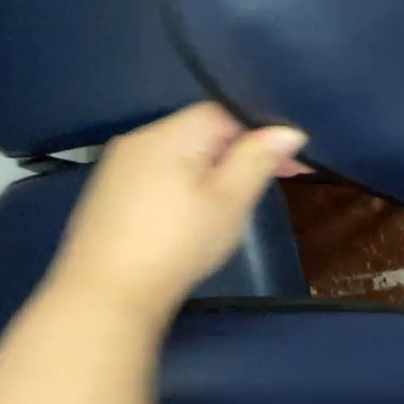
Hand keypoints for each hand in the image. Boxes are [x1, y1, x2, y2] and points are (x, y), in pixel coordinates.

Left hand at [50, 103, 307, 322]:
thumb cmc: (179, 242)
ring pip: (185, 151)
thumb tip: (289, 130)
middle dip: (245, 148)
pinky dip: (194, 178)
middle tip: (282, 177)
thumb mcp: (231, 199)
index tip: (295, 159)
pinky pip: (165, 169)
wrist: (108, 291)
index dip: (264, 129)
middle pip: (203, 130)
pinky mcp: (113, 190)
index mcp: (169, 136)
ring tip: (245, 195)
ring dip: (221, 165)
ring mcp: (121, 166)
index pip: (224, 112)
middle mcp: (140, 140)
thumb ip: (259, 159)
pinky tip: (204, 207)